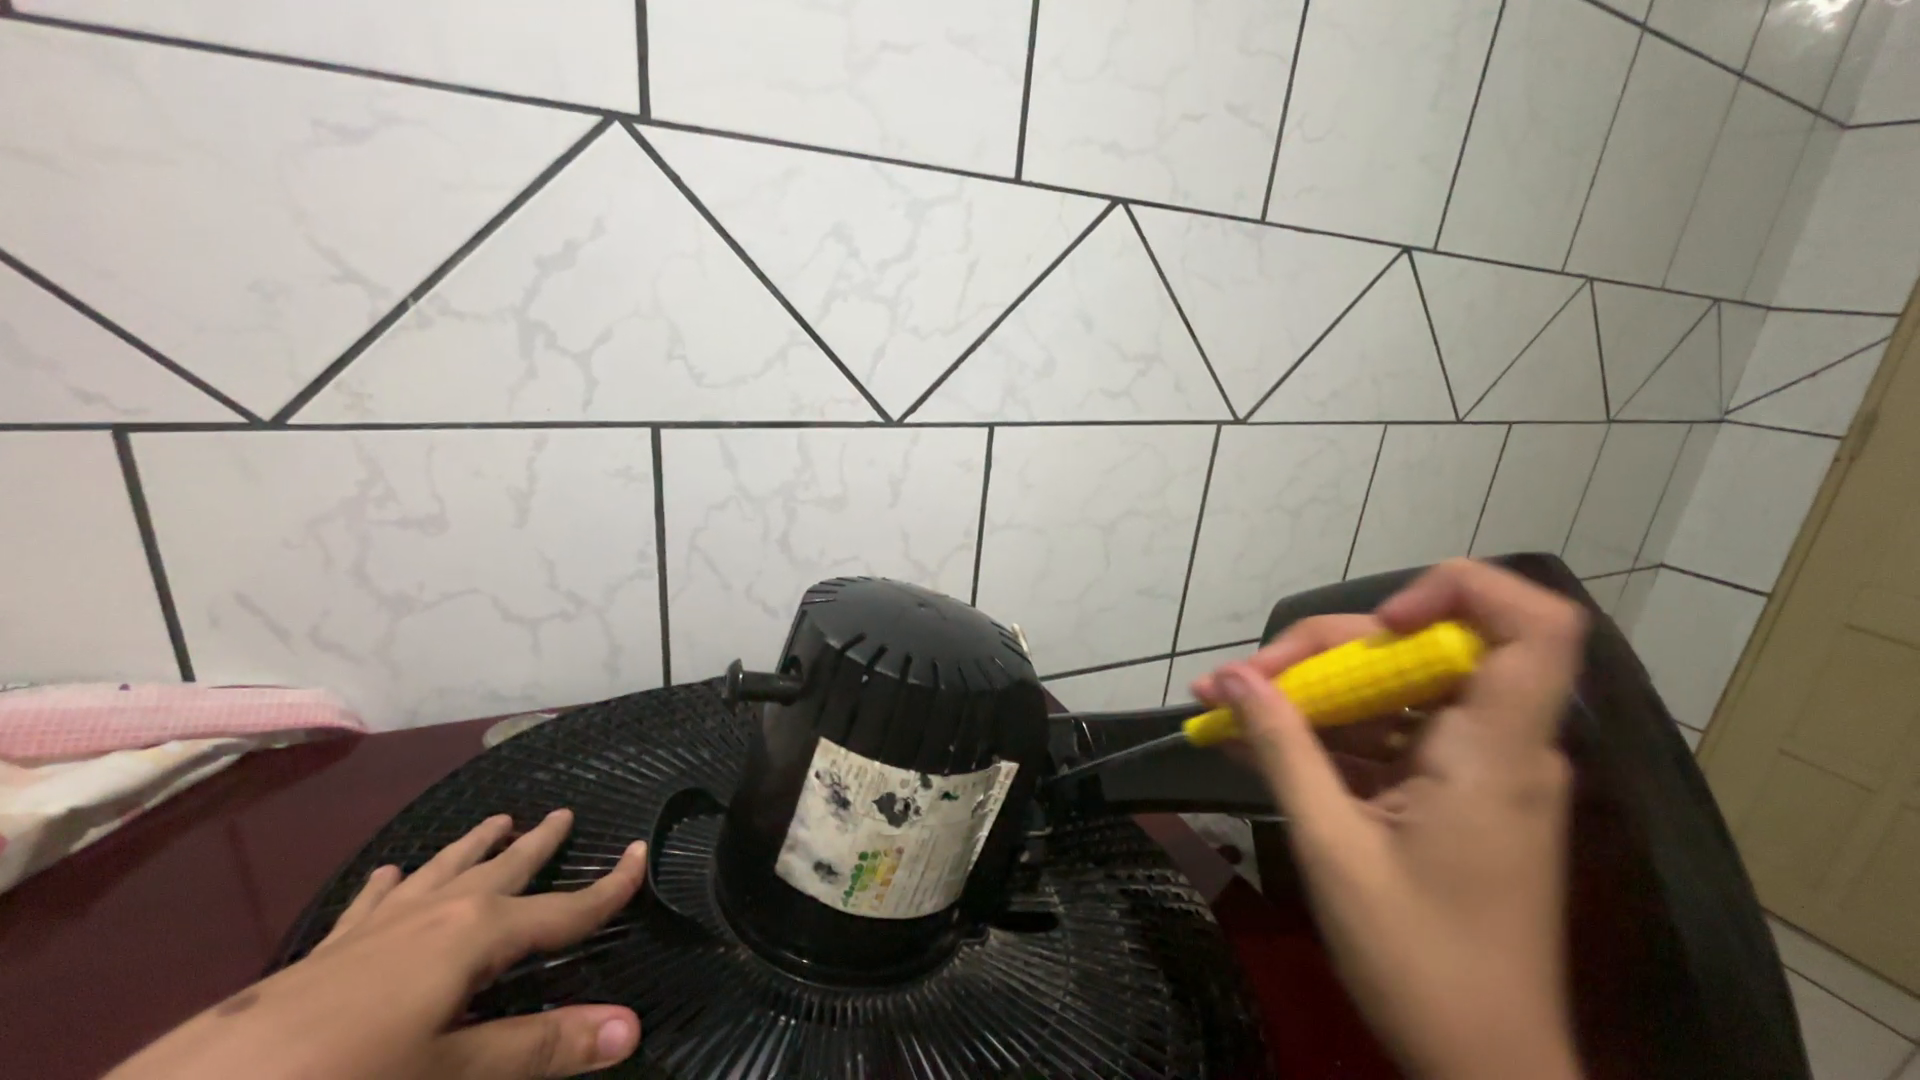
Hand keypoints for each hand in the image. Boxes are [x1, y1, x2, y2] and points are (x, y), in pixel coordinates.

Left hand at [107, 809, 648, 1079]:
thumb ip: (541, 1048)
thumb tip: (631, 1026)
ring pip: (441, 872)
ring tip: (497, 821)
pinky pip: (373, 902)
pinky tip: (389, 870)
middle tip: (563, 814)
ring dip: (474, 847)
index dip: (607, 888)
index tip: (640, 853)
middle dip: (536, 846)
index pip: (563, 910)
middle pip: (501, 871)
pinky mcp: (326, 952)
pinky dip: (392, 883)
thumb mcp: (453, 1074)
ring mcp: (375, 928)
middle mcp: (433, 914)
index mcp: (475, 935)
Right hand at [1194, 559, 1585, 1079]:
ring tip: (1230, 708)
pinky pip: (1393, 739)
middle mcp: (1501, 747)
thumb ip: (1282, 749)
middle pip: (1425, 651)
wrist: (1483, 1066)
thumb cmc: (1416, 961)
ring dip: (1315, 694)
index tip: (1374, 627)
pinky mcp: (1456, 798)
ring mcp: (1478, 772)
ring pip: (1400, 693)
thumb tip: (1231, 678)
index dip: (1459, 592)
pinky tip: (1258, 743)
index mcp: (1494, 753)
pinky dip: (1330, 735)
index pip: (1532, 626)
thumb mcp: (1331, 847)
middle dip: (1326, 653)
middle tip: (1243, 681)